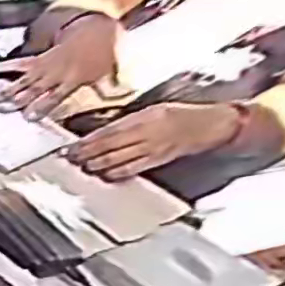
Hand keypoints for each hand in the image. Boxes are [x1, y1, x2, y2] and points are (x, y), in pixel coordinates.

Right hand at [0, 13, 119, 120]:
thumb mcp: (108, 72)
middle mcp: (55, 76)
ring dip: (7, 90)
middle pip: (33, 91)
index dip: (42, 107)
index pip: (54, 97)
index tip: (28, 117)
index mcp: (72, 81)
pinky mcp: (38, 60)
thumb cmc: (103, 54)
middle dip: (18, 100)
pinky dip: (5, 65)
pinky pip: (19, 63)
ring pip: (23, 81)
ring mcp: (44, 68)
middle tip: (4, 109)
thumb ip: (109, 87)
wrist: (96, 30)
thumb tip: (123, 97)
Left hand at [69, 102, 246, 181]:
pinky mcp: (156, 160)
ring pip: (112, 160)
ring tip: (85, 166)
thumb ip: (123, 124)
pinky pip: (127, 170)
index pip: (106, 132)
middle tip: (72, 159)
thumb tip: (92, 137)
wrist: (215, 124)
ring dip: (93, 165)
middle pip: (105, 147)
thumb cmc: (179, 116)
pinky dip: (111, 173)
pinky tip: (103, 173)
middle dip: (84, 155)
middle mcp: (148, 132)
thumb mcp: (151, 112)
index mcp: (145, 117)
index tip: (69, 149)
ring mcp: (152, 148)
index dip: (84, 143)